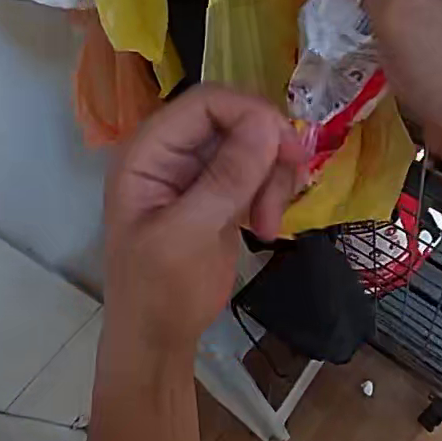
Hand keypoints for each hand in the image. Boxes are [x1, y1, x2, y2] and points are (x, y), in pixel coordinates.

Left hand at [103, 86, 303, 351]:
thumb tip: (268, 124)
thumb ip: (226, 179)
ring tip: (269, 225)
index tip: (288, 147)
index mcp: (149, 153)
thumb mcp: (188, 235)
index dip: (250, 114)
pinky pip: (260, 175)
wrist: (160, 337)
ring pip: (256, 148)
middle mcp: (174, 154)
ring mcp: (200, 175)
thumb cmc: (159, 290)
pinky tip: (268, 229)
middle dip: (269, 153)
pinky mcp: (224, 196)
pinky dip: (274, 195)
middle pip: (237, 122)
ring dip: (274, 181)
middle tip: (292, 186)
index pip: (205, 104)